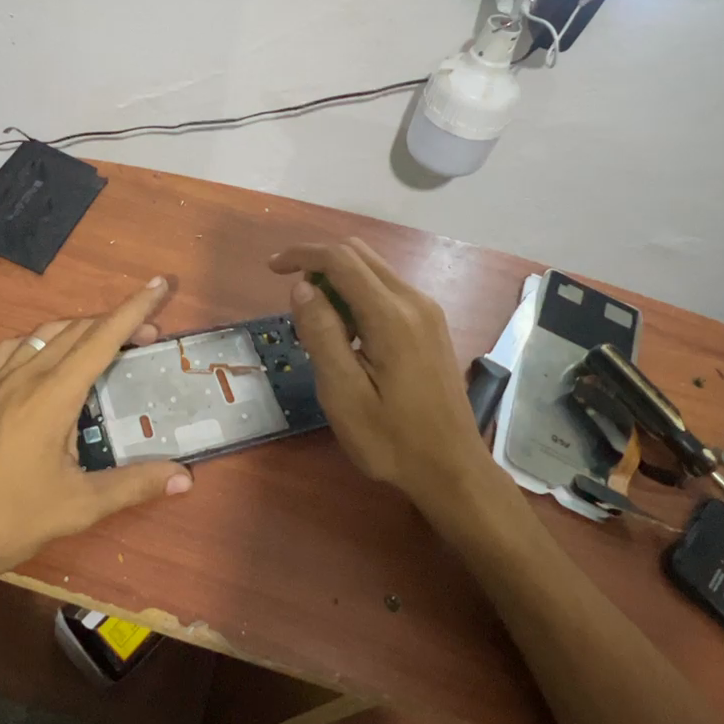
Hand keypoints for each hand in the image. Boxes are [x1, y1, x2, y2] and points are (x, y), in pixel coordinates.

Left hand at [0, 277, 193, 597]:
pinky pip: (13, 351)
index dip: (135, 308)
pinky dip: (41, 344)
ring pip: (43, 336)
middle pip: (76, 330)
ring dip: (79, 330)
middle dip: (116, 322)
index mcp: (52, 396)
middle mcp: (22, 377)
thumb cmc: (4, 521)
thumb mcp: (77, 507)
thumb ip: (133, 485)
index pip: (102, 338)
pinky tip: (43, 366)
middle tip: (150, 334)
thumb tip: (186, 476)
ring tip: (103, 345)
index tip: (159, 283)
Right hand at [270, 240, 493, 508]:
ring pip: (373, 270)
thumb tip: (301, 288)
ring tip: (319, 329)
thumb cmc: (391, 440)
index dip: (302, 255)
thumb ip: (322, 335)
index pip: (340, 259)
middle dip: (319, 265)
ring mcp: (427, 311)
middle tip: (295, 306)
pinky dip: (358, 297)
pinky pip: (387, 291)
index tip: (272, 269)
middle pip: (359, 255)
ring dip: (338, 283)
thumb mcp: (343, 395)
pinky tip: (349, 337)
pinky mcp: (430, 324)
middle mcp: (414, 301)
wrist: (451, 468)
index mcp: (391, 316)